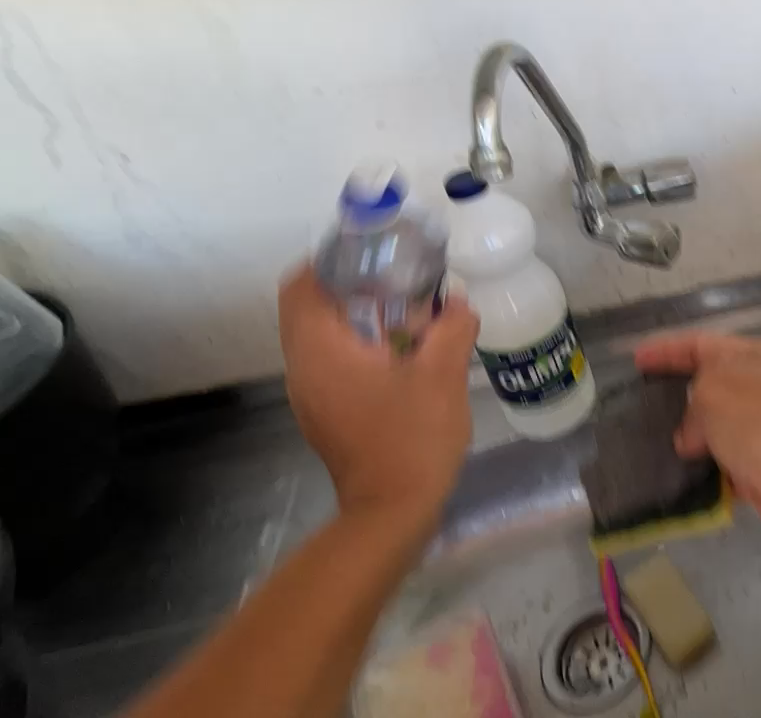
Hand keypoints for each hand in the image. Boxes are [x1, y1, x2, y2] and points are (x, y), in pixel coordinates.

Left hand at [278, 267, 479, 526]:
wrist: (393, 508)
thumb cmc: (412, 435)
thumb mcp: (443, 373)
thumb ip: (451, 328)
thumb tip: (457, 303)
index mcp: (322, 351)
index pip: (302, 287)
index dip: (332, 261)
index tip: (374, 252)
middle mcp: (305, 369)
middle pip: (313, 308)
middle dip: (356, 286)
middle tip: (405, 278)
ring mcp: (313, 394)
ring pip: (326, 336)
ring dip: (364, 317)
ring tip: (413, 314)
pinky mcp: (329, 412)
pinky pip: (337, 361)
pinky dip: (366, 344)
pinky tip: (408, 354)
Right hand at [634, 333, 760, 546]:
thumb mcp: (713, 391)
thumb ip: (691, 406)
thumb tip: (692, 438)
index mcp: (748, 357)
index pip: (699, 345)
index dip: (667, 350)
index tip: (637, 359)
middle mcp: (755, 389)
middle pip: (705, 388)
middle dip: (672, 398)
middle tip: (633, 411)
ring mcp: (758, 431)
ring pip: (710, 434)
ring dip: (683, 444)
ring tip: (642, 452)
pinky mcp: (758, 471)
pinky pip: (719, 471)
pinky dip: (699, 478)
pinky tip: (670, 486)